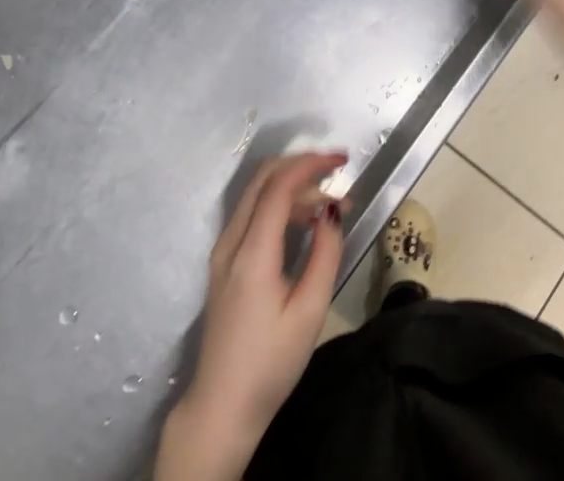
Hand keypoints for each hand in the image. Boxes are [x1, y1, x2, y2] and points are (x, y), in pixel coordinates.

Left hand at [159, 153, 347, 480]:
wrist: (222, 404)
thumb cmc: (271, 363)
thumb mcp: (310, 311)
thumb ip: (324, 255)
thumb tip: (332, 212)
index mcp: (251, 254)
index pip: (277, 187)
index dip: (310, 164)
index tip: (342, 159)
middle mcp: (230, 245)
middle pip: (261, 181)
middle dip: (300, 167)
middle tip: (337, 172)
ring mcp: (222, 254)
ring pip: (255, 197)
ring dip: (292, 189)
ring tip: (332, 207)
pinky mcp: (224, 265)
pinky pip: (251, 217)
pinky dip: (280, 207)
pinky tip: (306, 223)